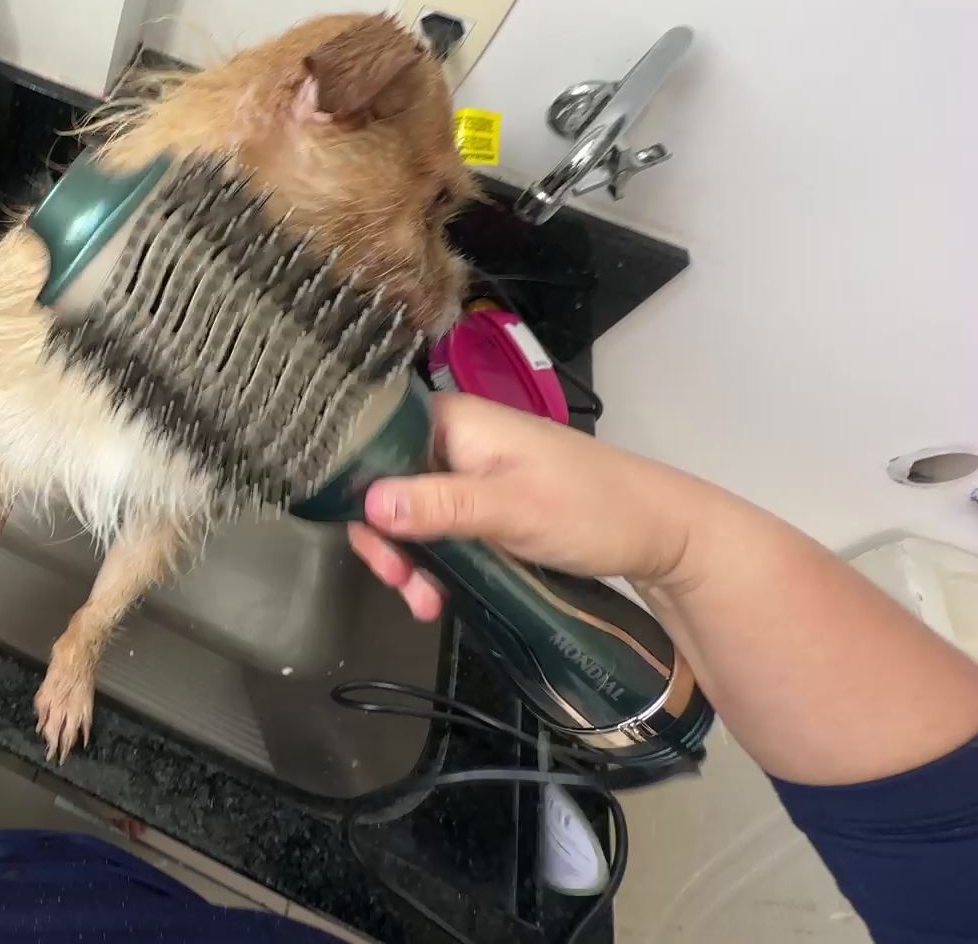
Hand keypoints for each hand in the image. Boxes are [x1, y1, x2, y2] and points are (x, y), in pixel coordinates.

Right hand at [346, 393, 706, 620]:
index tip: (367, 537)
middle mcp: (447, 441)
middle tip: (396, 579)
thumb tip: (369, 505)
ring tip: (421, 601)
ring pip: (403, 515)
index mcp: (450, 421)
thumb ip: (441, 504)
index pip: (371, 442)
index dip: (355, 489)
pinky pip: (430, 531)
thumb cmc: (594, 508)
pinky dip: (427, 565)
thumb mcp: (513, 507)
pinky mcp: (474, 505)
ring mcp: (461, 474)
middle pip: (382, 486)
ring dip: (405, 560)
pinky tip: (434, 595)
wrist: (668, 538)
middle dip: (383, 539)